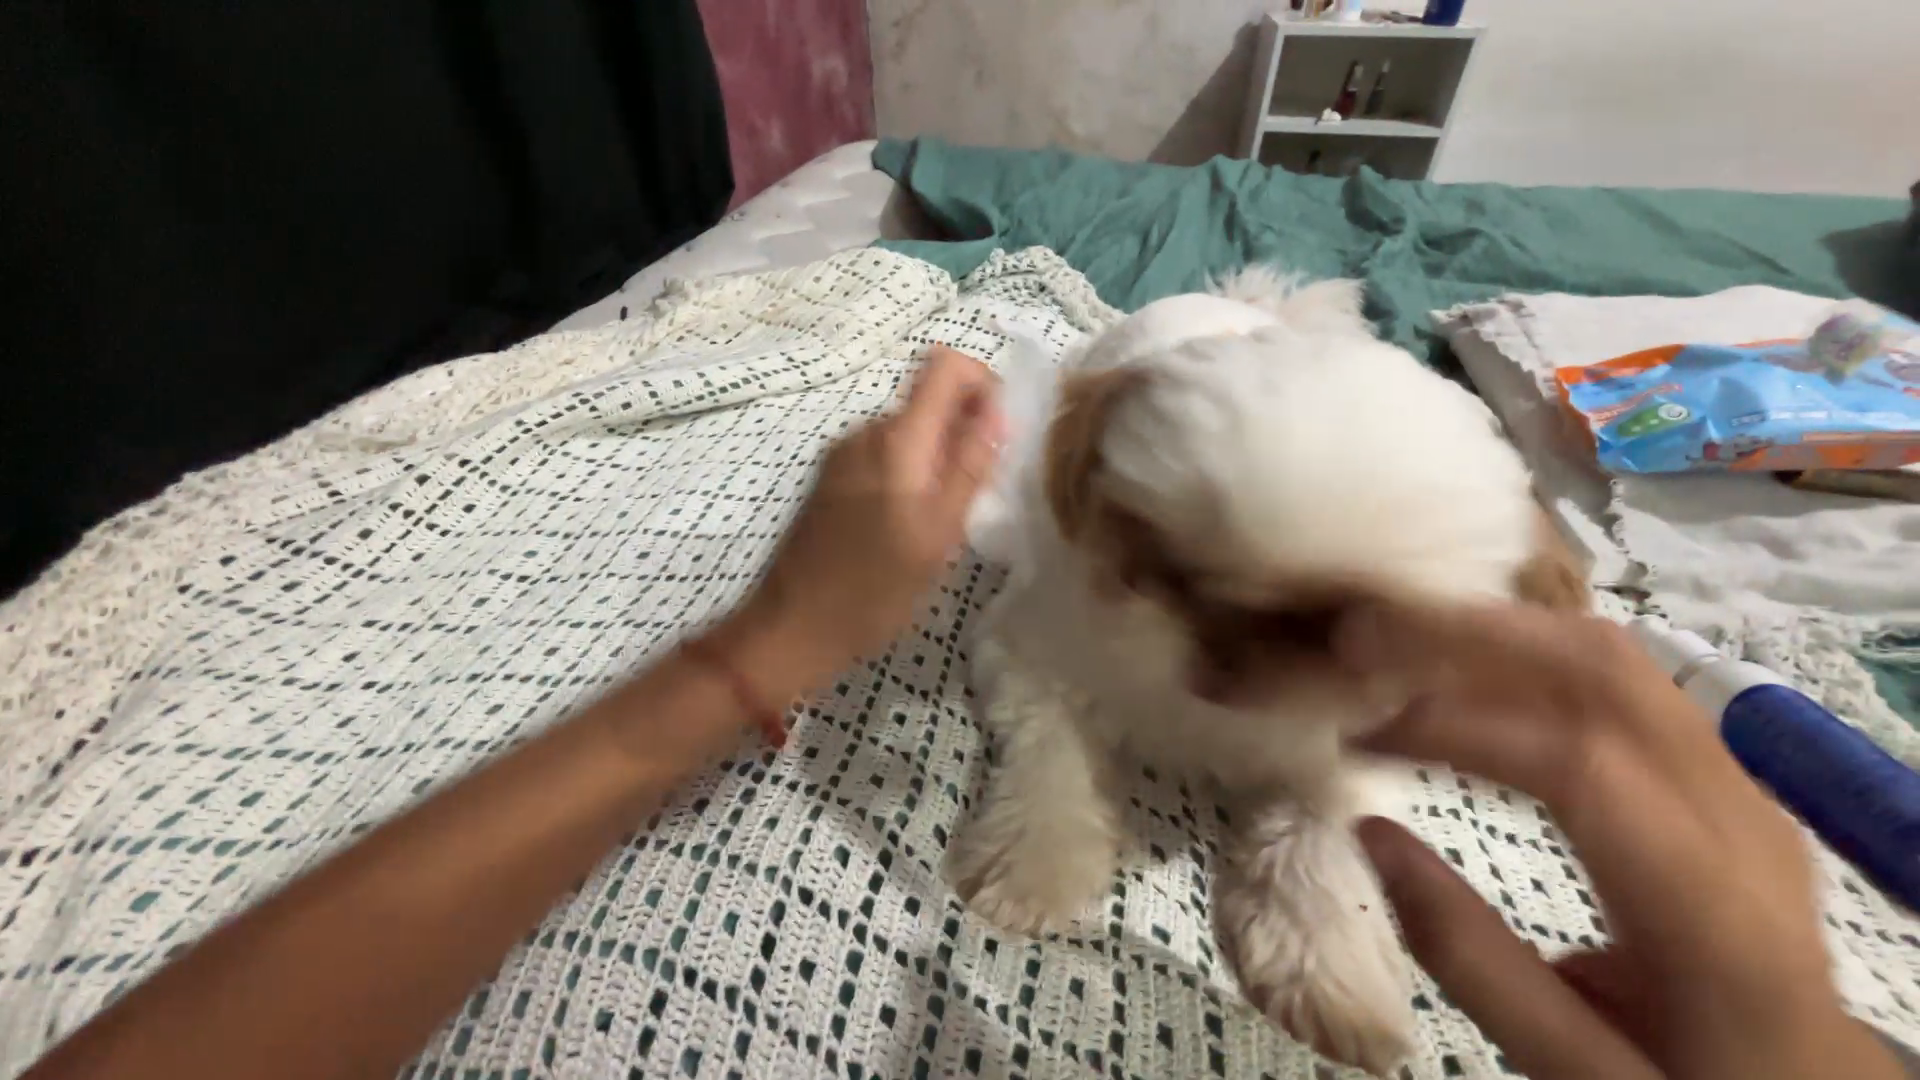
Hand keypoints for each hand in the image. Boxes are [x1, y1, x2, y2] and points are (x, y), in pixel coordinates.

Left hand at [717, 346, 1002, 699]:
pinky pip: (885, 457)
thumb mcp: (938, 532)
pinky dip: (909, 476)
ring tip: (942, 521)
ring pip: (909, 433)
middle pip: (929, 400)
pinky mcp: (830, 479)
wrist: (793, 627)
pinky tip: (908, 528)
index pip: (946, 364)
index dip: (982, 384)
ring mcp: (842, 454)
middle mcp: (864, 432)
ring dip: (937, 460)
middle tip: (974, 496)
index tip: (996, 433)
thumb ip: (969, 465)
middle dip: (963, 434)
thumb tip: (997, 409)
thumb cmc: (873, 590)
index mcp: (895, 438)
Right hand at [1334, 603, 1905, 1079]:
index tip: (1358, 732)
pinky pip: (1617, 679)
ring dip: (1493, 632)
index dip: (1453, 725)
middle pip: (1606, 673)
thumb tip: (1369, 832)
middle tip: (1363, 640)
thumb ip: (1473, 962)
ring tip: (1398, 640)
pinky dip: (1527, 652)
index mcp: (1711, 910)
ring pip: (1613, 657)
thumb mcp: (1577, 1070)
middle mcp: (1739, 818)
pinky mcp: (1714, 773)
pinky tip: (1464, 667)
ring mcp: (1736, 783)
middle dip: (1468, 636)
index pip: (1577, 764)